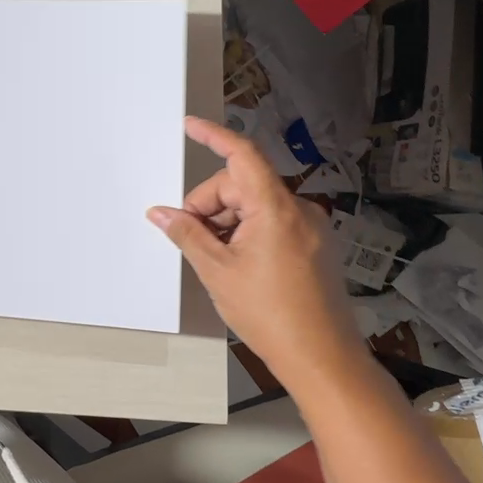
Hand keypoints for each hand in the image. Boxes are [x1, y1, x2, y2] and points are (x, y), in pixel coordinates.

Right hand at [147, 117, 361, 382]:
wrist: (322, 357)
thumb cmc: (268, 312)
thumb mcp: (216, 271)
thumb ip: (187, 234)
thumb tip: (160, 212)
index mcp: (276, 209)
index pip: (243, 156)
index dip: (214, 137)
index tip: (189, 125)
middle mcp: (298, 210)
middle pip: (241, 186)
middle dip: (210, 205)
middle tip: (191, 240)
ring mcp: (309, 228)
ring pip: (254, 207)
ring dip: (226, 223)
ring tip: (215, 260)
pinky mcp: (313, 246)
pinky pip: (270, 224)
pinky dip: (245, 233)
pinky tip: (235, 264)